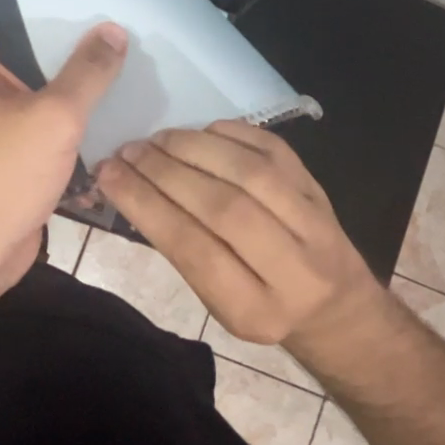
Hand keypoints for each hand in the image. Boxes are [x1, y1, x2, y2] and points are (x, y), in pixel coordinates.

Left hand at [0, 0, 126, 311]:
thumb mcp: (52, 119)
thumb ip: (88, 71)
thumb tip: (113, 32)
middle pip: (23, 29)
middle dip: (70, 25)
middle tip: (124, 9)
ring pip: (34, 69)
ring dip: (73, 66)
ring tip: (128, 45)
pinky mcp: (1, 133)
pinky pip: (37, 102)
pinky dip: (67, 100)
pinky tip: (113, 92)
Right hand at [95, 121, 385, 353]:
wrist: (336, 308)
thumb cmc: (259, 305)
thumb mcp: (214, 301)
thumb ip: (178, 247)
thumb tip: (126, 185)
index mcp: (255, 311)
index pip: (193, 249)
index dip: (145, 205)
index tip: (108, 174)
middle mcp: (294, 270)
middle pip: (223, 208)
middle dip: (165, 172)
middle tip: (127, 152)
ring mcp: (315, 225)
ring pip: (250, 174)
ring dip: (193, 148)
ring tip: (156, 140)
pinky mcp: (320, 189)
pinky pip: (272, 150)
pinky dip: (229, 134)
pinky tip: (197, 133)